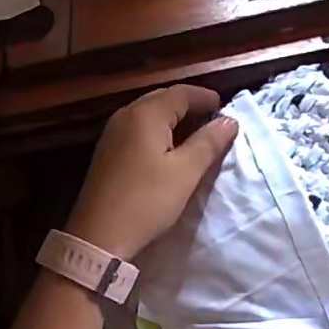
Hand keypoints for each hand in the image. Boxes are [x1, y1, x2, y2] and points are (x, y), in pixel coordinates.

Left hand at [65, 85, 239, 258]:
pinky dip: (157, 133)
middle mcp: (125, 116)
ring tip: (194, 135)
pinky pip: (137, 131)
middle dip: (188, 106)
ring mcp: (112, 134)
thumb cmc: (147, 201)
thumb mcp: (185, 173)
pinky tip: (167, 150)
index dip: (205, 98)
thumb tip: (229, 121)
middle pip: (162, 100)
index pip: (181, 93)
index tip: (225, 107)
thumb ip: (208, 143)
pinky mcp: (106, 153)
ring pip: (148, 115)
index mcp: (145, 115)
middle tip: (211, 120)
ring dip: (172, 120)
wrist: (99, 235)